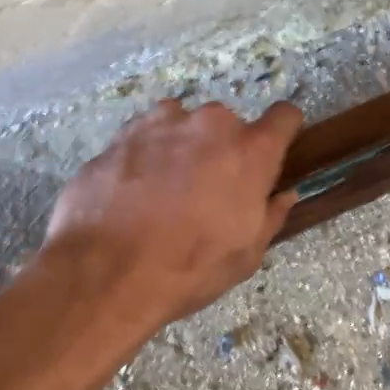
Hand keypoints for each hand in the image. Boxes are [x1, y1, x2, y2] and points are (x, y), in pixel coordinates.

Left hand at [40, 100, 303, 328]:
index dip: (282, 133)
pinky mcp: (121, 133)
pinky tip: (131, 193)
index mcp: (250, 151)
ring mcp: (161, 122)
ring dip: (180, 148)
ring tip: (162, 192)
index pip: (285, 116)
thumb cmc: (188, 269)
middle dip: (221, 151)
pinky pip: (145, 136)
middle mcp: (210, 124)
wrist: (104, 272)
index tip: (270, 155)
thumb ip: (269, 216)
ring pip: (182, 126)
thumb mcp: (244, 256)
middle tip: (206, 192)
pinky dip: (144, 156)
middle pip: (227, 126)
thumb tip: (283, 195)